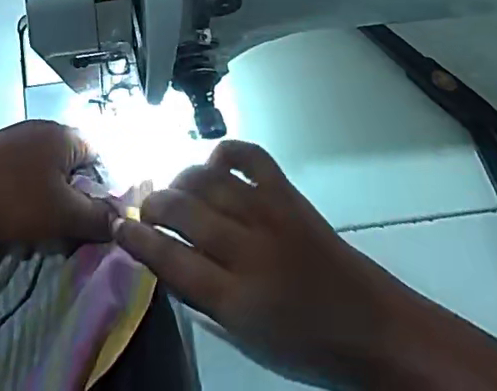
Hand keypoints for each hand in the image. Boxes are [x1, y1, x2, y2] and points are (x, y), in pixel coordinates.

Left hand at [0, 121, 113, 246]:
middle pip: (73, 166)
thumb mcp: (65, 215)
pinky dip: (26, 197)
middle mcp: (40, 128)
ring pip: (47, 174)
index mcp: (63, 134)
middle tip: (72, 229)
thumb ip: (99, 217)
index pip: (101, 157)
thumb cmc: (15, 200)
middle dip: (76, 198)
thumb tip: (120, 220)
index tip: (100, 220)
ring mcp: (14, 139)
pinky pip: (23, 177)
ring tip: (43, 229)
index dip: (106, 190)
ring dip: (50, 201)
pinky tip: (17, 218)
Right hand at [112, 141, 411, 385]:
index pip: (170, 259)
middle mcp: (249, 251)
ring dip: (180, 180)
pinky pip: (250, 157)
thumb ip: (199, 296)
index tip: (119, 226)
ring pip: (207, 179)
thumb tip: (161, 257)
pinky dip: (225, 150)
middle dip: (154, 203)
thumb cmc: (306, 345)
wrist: (376, 329)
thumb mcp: (244, 338)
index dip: (137, 238)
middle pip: (183, 211)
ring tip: (175, 189)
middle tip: (146, 207)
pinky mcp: (290, 195)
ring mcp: (271, 216)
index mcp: (236, 299)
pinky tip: (213, 161)